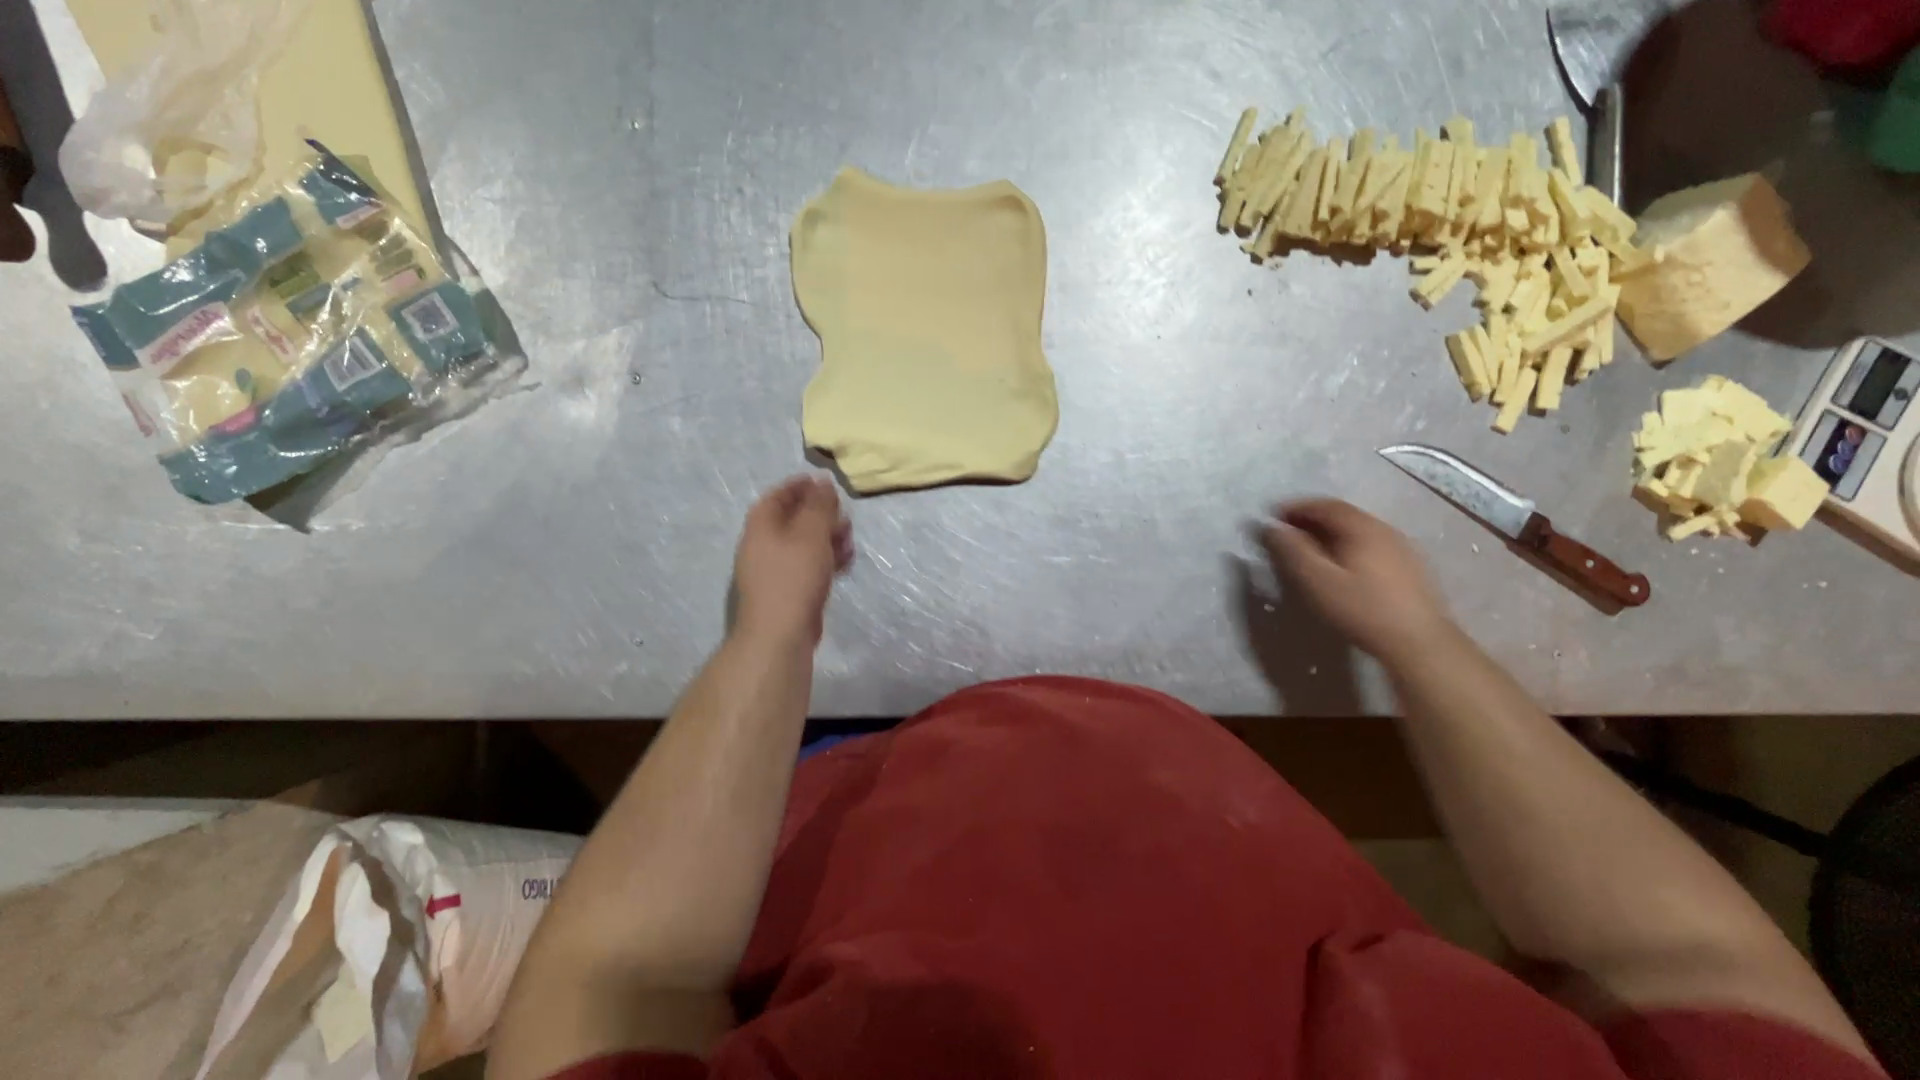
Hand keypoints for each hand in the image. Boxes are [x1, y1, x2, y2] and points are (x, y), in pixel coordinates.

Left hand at [730, 475, 852, 647]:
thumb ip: (819, 506)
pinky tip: (845, 560)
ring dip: (825, 537)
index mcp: (760, 528)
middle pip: (790, 521)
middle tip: (842, 511)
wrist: (780, 634)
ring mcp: (773, 573)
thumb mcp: (811, 533)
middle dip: (818, 513)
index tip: (821, 481)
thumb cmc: (794, 576)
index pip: (776, 497)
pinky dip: (825, 559)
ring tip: (849, 535)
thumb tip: (823, 482)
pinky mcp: (787, 593)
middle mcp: (762, 547)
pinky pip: (807, 567)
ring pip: (801, 545)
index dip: (798, 486)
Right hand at [1260, 498, 1452, 663]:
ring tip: (1311, 551)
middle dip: (1312, 519)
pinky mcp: (1409, 566)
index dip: (1296, 508)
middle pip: (1343, 515)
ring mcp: (1401, 547)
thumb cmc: (1361, 609)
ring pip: (1358, 530)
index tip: (1273, 517)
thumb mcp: (1317, 581)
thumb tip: (1271, 528)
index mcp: (1361, 528)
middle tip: (1289, 533)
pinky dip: (1349, 546)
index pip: (1325, 505)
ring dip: (1331, 533)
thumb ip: (1292, 551)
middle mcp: (1384, 529)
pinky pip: (1371, 545)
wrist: (1418, 641)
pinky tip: (1343, 567)